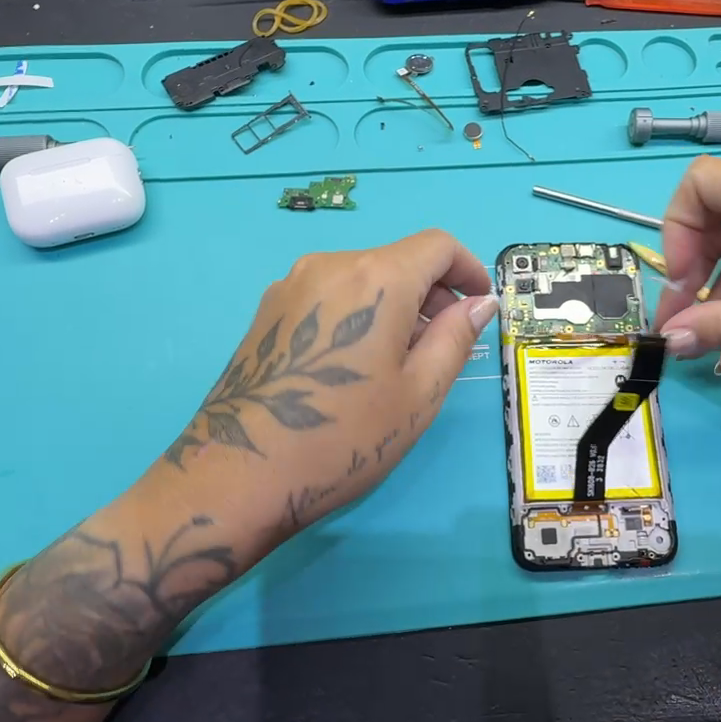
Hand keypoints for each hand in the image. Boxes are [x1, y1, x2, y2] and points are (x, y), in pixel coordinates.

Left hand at [152, 229, 497, 549]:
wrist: (239, 475)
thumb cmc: (344, 438)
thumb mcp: (419, 394)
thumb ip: (455, 338)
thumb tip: (481, 303)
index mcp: (376, 278)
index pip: (437, 245)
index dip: (468, 269)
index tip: (480, 305)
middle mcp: (330, 265)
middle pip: (398, 259)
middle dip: (433, 294)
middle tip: (445, 346)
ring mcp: (291, 285)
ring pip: (362, 277)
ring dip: (396, 306)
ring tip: (400, 363)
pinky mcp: (268, 310)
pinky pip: (330, 294)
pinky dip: (359, 313)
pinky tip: (355, 365)